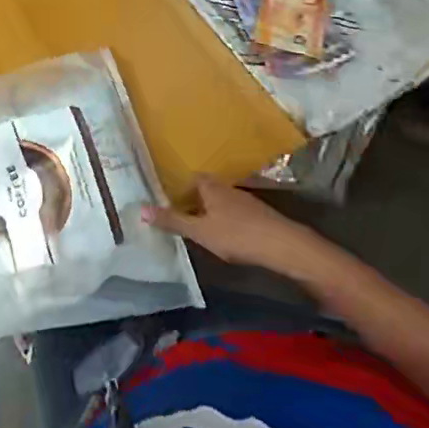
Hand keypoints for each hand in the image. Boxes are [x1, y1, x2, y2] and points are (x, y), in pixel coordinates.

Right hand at [141, 175, 347, 288]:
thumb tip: (139, 208)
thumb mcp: (199, 232)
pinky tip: (227, 236)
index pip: (190, 178)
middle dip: (194, 200)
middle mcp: (228, 189)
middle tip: (179, 213)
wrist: (288, 248)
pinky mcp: (263, 218)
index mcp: (211, 187)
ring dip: (212, 211)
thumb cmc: (238, 235)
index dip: (178, 186)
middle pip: (206, 190)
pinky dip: (229, 222)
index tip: (167, 197)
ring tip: (200, 227)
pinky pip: (238, 214)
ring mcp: (248, 202)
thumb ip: (172, 221)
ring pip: (223, 203)